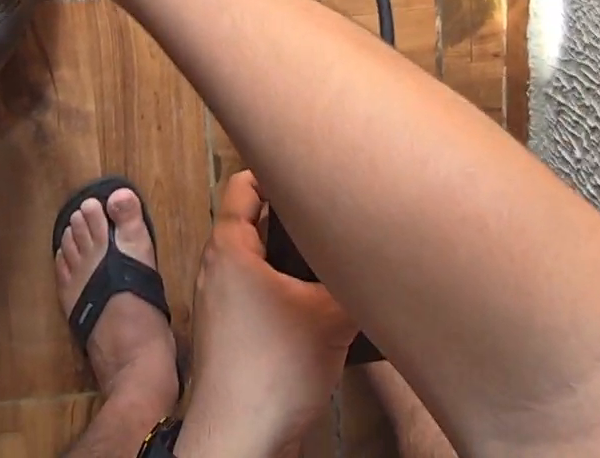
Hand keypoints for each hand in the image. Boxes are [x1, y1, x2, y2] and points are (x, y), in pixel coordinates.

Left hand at [176, 172, 355, 457]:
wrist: (239, 439)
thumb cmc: (274, 370)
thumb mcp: (330, 317)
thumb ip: (353, 277)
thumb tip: (381, 256)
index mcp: (230, 247)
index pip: (245, 182)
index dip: (278, 170)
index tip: (311, 169)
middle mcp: (217, 266)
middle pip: (254, 218)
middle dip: (292, 213)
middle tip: (329, 209)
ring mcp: (220, 299)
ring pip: (257, 257)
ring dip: (288, 254)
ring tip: (329, 253)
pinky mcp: (229, 330)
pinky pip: (257, 289)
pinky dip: (282, 286)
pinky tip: (315, 301)